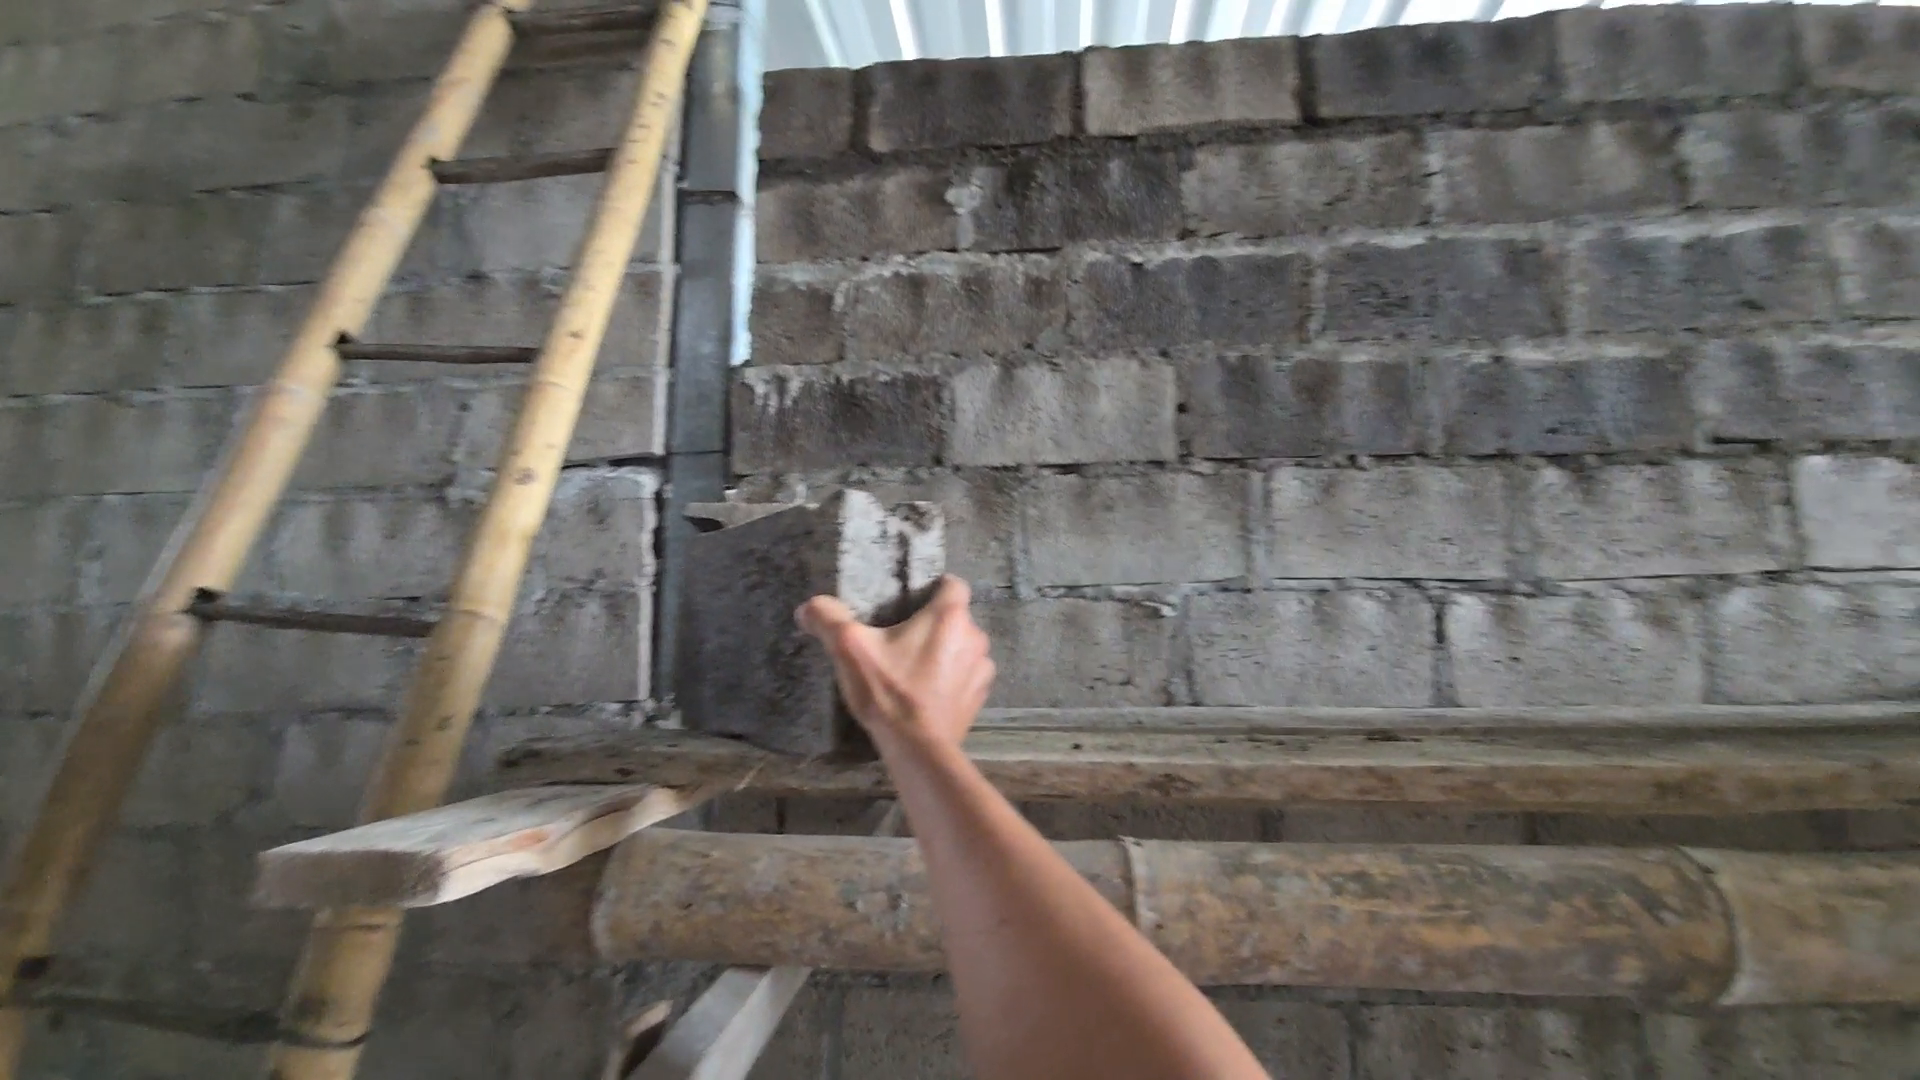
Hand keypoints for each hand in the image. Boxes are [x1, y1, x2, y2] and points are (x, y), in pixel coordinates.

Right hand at [795, 576, 995, 751]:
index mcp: (950, 616)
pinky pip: (968, 676)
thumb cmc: (889, 691)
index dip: (934, 587)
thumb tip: (808, 607)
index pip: (953, 584)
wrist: (918, 749)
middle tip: (903, 638)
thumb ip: (828, 619)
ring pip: (964, 647)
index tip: (912, 600)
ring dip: (947, 652)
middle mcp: (975, 636)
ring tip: (916, 667)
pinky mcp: (979, 696)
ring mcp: (982, 668)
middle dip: (934, 623)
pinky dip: (953, 678)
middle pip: (956, 617)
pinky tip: (930, 692)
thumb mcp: (849, 649)